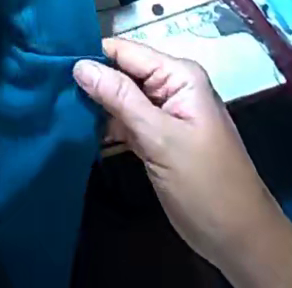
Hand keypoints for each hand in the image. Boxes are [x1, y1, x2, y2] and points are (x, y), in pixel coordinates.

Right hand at [73, 39, 291, 287]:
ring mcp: (164, 110)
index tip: (53, 63)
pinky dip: (105, 123)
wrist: (241, 241)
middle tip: (50, 86)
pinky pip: (124, 118)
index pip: (126, 51)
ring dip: (94, 102)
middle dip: (90, 79)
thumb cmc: (206, 185)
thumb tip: (79, 65)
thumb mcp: (160, 139)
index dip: (92, 55)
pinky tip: (78, 126)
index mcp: (179, 74)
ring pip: (120, 95)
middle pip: (121, 71)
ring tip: (57, 103)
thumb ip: (119, 99)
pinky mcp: (157, 135)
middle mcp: (171, 84)